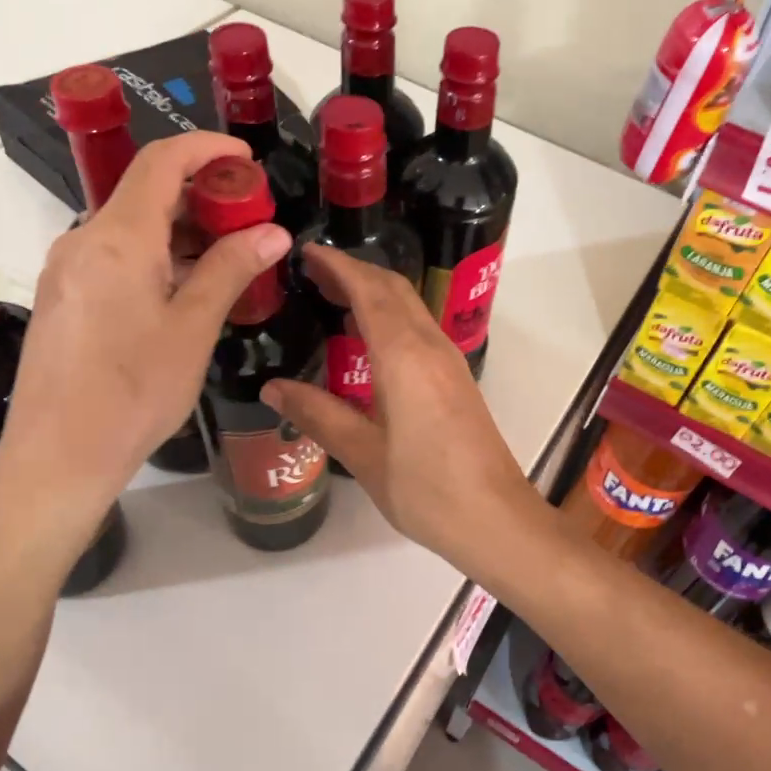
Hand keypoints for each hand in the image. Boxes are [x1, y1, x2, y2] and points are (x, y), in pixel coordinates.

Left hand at [0, 133, 291, 542]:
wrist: (56, 460)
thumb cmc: (132, 394)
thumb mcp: (192, 330)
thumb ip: (230, 270)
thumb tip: (273, 232)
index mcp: (116, 239)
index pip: (162, 162)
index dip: (206, 149)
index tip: (247, 161)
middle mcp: (83, 241)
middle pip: (145, 192)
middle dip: (202, 195)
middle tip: (251, 220)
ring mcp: (67, 270)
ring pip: (130, 226)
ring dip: (181, 229)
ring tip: (229, 258)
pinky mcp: (63, 297)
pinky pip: (114, 255)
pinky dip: (156, 255)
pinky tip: (186, 288)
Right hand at [260, 245, 537, 565]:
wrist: (496, 519)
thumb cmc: (427, 490)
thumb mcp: (364, 456)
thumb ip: (319, 416)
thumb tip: (273, 387)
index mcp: (404, 357)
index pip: (369, 290)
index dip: (338, 265)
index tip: (307, 251)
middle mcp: (430, 347)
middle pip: (393, 289)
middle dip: (354, 271)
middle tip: (312, 271)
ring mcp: (449, 361)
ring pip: (410, 306)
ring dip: (374, 291)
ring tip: (333, 297)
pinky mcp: (457, 379)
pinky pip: (419, 328)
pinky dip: (390, 316)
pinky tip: (368, 339)